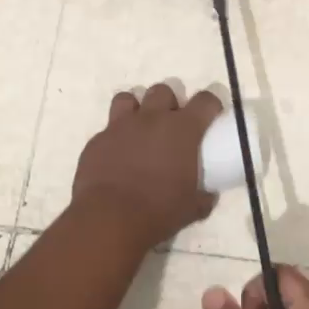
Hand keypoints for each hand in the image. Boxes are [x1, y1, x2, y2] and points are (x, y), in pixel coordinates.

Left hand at [71, 84, 223, 251]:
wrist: (110, 218)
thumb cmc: (159, 210)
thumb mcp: (193, 207)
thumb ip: (204, 195)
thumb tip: (208, 194)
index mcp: (182, 129)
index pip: (205, 100)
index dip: (210, 106)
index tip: (210, 118)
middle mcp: (152, 118)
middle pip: (163, 91)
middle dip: (169, 104)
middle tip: (170, 127)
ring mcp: (121, 126)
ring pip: (128, 98)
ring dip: (137, 110)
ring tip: (139, 131)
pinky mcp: (98, 139)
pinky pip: (108, 129)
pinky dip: (115, 137)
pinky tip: (116, 157)